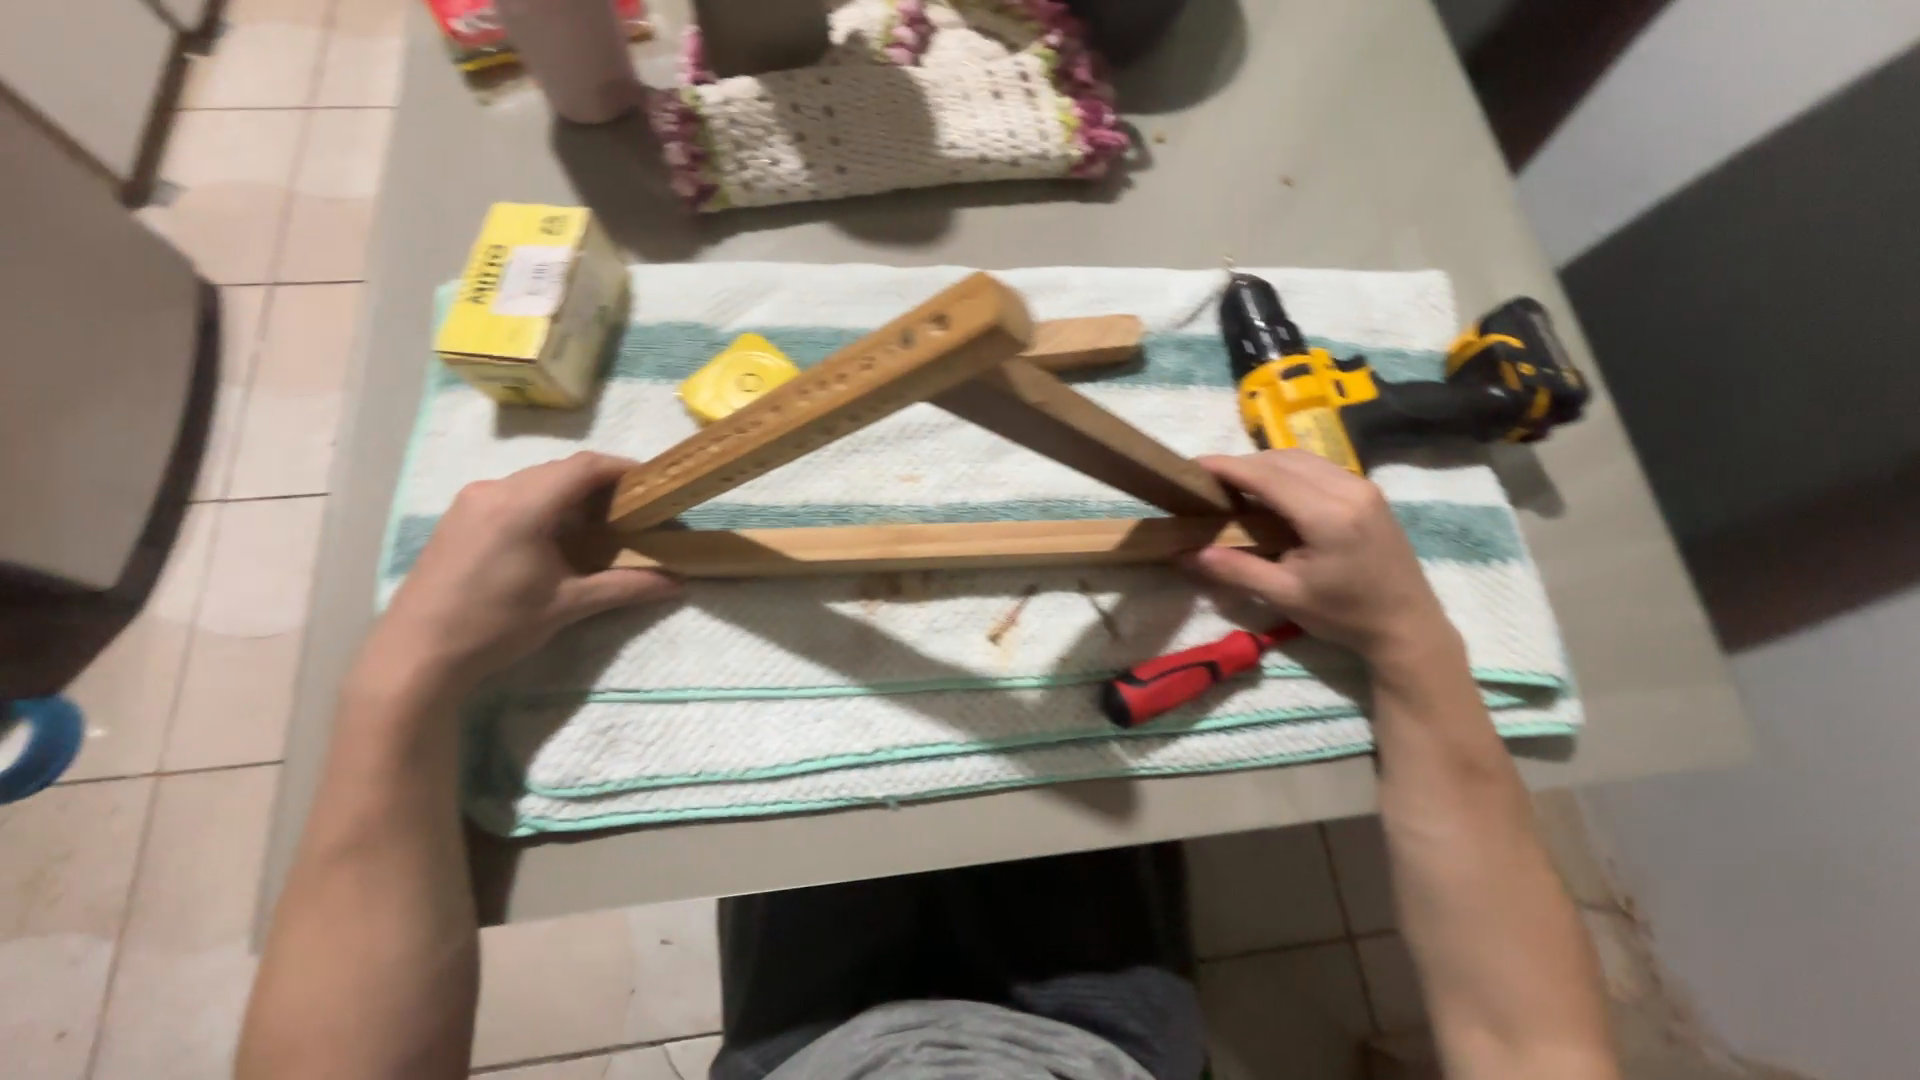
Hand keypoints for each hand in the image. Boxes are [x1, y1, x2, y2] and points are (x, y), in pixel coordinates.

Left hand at [358, 452, 678, 693]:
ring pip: (536, 480)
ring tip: (598, 524)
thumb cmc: (496, 626)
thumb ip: (625, 587)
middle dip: (601, 485)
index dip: (623, 468)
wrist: (416, 653)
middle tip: (633, 509)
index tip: (653, 483)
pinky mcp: (459, 516)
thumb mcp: (568, 605)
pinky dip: (544, 503)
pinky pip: (513, 493)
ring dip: (571, 494)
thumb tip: (678, 585)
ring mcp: (471, 500)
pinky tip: (556, 535)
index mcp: (523, 506)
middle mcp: (495, 490)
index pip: (584, 468)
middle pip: (561, 470)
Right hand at [1181, 450, 1452, 662]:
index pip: (1267, 475)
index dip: (1227, 467)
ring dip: (1265, 465)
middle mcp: (1349, 489)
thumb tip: (1187, 553)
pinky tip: (1272, 490)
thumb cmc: (1344, 615)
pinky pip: (1320, 467)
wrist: (1407, 626)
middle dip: (1242, 464)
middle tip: (1208, 481)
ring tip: (1235, 484)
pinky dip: (1289, 471)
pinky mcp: (1369, 492)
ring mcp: (1363, 487)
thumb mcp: (1285, 595)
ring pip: (1302, 458)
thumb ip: (1235, 569)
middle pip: (1283, 460)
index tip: (1193, 467)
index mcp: (1328, 515)